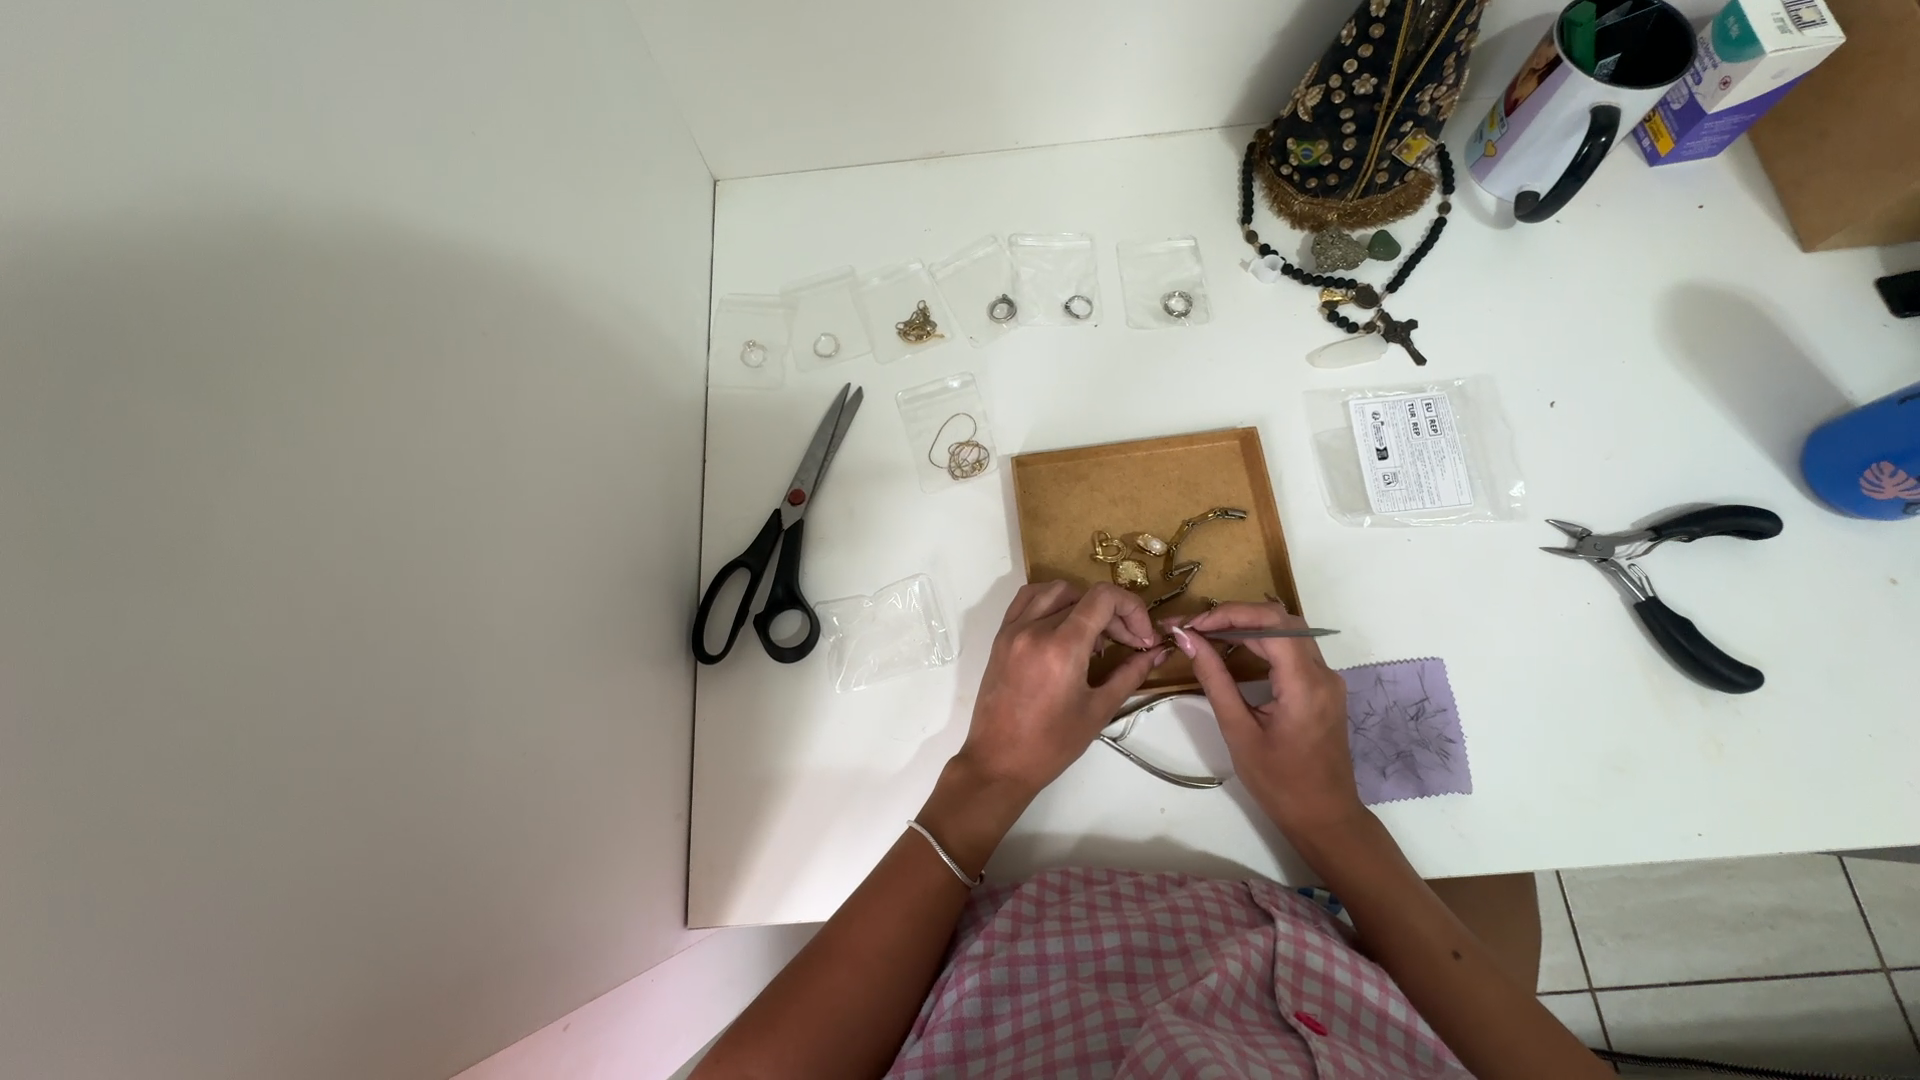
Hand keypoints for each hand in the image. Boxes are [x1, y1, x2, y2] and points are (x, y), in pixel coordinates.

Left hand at [955, 581, 1169, 798]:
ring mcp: (1013, 630)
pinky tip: (1063, 626)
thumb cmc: (1051, 745)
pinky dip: (1050, 601)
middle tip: (1125, 644)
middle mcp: (1035, 629)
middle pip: (1082, 596)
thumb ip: (1129, 674)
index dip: (1132, 609)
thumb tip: (1155, 653)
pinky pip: (1026, 600)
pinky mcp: (1000, 637)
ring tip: (1093, 636)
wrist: (999, 762)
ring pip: (1054, 591)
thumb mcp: (1098, 710)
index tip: (1141, 637)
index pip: (1103, 598)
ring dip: (1081, 604)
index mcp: (1062, 647)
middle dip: (1112, 614)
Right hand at [1168, 602, 1363, 838]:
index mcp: (1305, 684)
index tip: (1191, 624)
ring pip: (1287, 630)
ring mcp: (1327, 679)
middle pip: (1280, 620)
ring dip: (1247, 625)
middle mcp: (1323, 673)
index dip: (1228, 615)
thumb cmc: (1279, 783)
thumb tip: (1187, 639)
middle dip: (1235, 615)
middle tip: (1194, 626)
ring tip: (1207, 633)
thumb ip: (1214, 680)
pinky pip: (1292, 648)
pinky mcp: (1323, 687)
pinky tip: (1233, 648)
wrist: (1325, 817)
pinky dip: (1261, 641)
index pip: (1269, 624)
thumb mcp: (1238, 732)